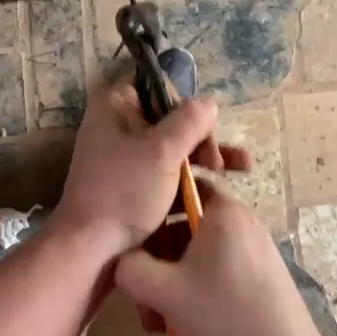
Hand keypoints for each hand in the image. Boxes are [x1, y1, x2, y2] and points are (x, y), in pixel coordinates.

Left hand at [55, 78, 225, 256]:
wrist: (92, 251)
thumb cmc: (123, 192)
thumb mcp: (160, 152)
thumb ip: (189, 122)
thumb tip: (209, 102)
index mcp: (115, 105)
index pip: (156, 84)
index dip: (183, 102)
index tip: (201, 128)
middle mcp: (119, 125)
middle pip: (171, 117)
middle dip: (201, 135)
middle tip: (217, 162)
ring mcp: (127, 156)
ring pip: (175, 146)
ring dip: (207, 155)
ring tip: (243, 167)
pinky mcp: (136, 185)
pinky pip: (170, 171)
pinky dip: (194, 176)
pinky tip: (223, 187)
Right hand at [115, 180, 336, 335]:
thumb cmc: (225, 315)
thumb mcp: (165, 291)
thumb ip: (130, 267)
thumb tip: (119, 258)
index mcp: (224, 210)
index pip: (183, 183)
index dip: (155, 203)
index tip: (135, 229)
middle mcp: (243, 220)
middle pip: (187, 224)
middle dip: (159, 258)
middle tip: (144, 292)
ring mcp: (256, 249)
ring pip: (201, 253)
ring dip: (174, 280)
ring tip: (160, 318)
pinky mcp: (263, 277)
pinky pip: (220, 269)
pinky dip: (198, 288)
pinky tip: (186, 322)